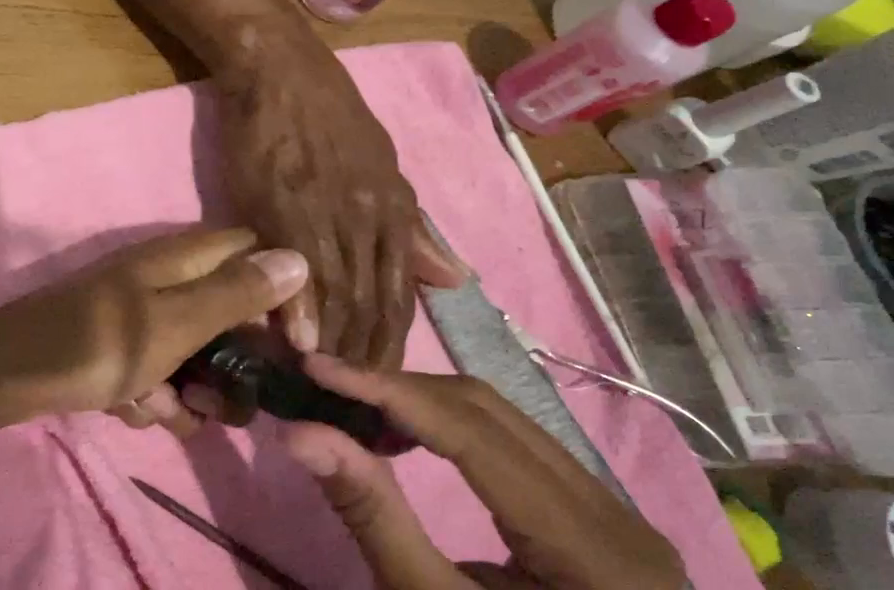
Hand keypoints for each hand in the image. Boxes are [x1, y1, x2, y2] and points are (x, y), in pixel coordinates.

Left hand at [0, 229, 309, 429]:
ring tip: (152, 403)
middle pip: (228, 316)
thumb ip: (236, 293)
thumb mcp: (176, 322)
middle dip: (228, 368)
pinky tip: (123, 405)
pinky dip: (147, 396)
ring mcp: (137, 315)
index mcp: (178, 257)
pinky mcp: (117, 349)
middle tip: (209, 397)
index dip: (283, 295)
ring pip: (195, 357)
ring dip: (184, 392)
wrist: (9, 375)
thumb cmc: (97, 344)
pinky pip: (157, 375)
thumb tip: (296, 257)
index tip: (298, 350)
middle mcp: (162, 279)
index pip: (253, 253)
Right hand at [215, 25, 466, 366]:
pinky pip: (297, 264)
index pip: (401, 292)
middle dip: (368, 356)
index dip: (395, 342)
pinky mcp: (282, 203)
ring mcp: (326, 212)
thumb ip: (410, 224)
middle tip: (358, 405)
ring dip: (336, 343)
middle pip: (374, 302)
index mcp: (394, 211)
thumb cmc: (326, 115)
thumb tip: (453, 279)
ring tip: (329, 387)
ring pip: (340, 292)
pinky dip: (300, 306)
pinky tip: (298, 342)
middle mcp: (370, 218)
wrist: (278, 71)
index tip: (385, 384)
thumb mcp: (383, 164)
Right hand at [281, 356, 684, 589]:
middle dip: (400, 390)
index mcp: (595, 552)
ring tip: (352, 410)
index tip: (314, 367)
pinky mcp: (597, 521)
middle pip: (491, 413)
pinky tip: (402, 438)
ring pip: (502, 420)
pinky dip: (447, 429)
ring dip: (420, 404)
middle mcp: (619, 517)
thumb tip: (299, 431)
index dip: (389, 392)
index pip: (475, 434)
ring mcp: (616, 517)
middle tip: (323, 384)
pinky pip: (514, 446)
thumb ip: (372, 517)